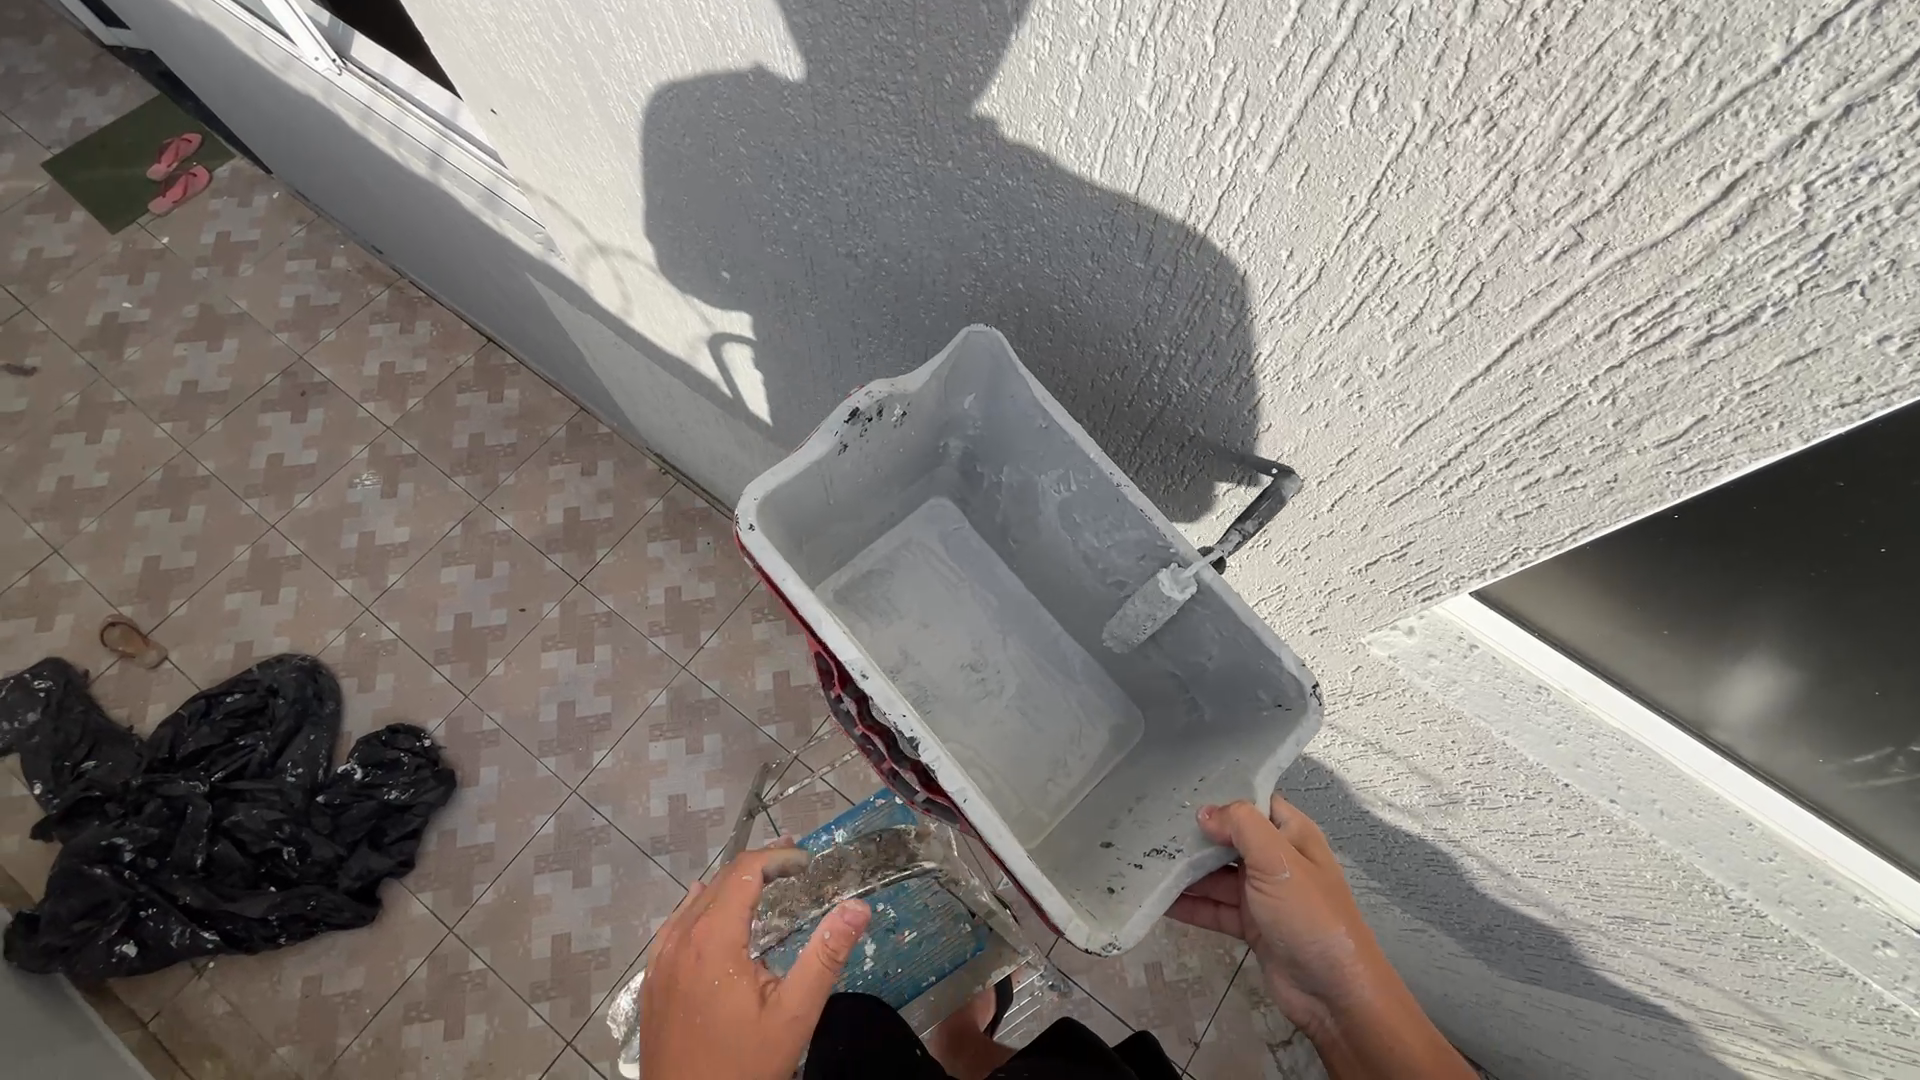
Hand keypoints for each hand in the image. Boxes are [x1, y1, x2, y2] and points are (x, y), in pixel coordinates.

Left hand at [641, 843, 871, 1079]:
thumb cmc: (742, 1067)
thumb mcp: (793, 1014)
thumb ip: (825, 956)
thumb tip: (858, 907)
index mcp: (713, 938)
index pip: (745, 871)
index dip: (778, 857)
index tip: (807, 863)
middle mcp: (681, 939)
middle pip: (721, 880)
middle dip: (760, 866)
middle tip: (796, 866)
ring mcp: (660, 961)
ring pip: (697, 900)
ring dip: (733, 885)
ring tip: (766, 883)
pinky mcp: (653, 981)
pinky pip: (677, 925)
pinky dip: (704, 907)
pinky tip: (715, 915)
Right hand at [1168, 794, 1382, 1032]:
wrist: (1334, 995)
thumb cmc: (1310, 916)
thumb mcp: (1277, 859)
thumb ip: (1240, 825)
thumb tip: (1203, 813)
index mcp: (1292, 836)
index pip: (1254, 802)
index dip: (1222, 794)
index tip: (1181, 789)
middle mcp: (1276, 860)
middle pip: (1228, 839)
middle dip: (1194, 833)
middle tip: (1151, 823)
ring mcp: (1262, 894)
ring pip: (1216, 874)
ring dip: (1185, 870)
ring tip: (1144, 859)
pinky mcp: (1250, 925)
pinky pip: (1214, 907)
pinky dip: (1189, 904)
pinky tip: (1158, 898)